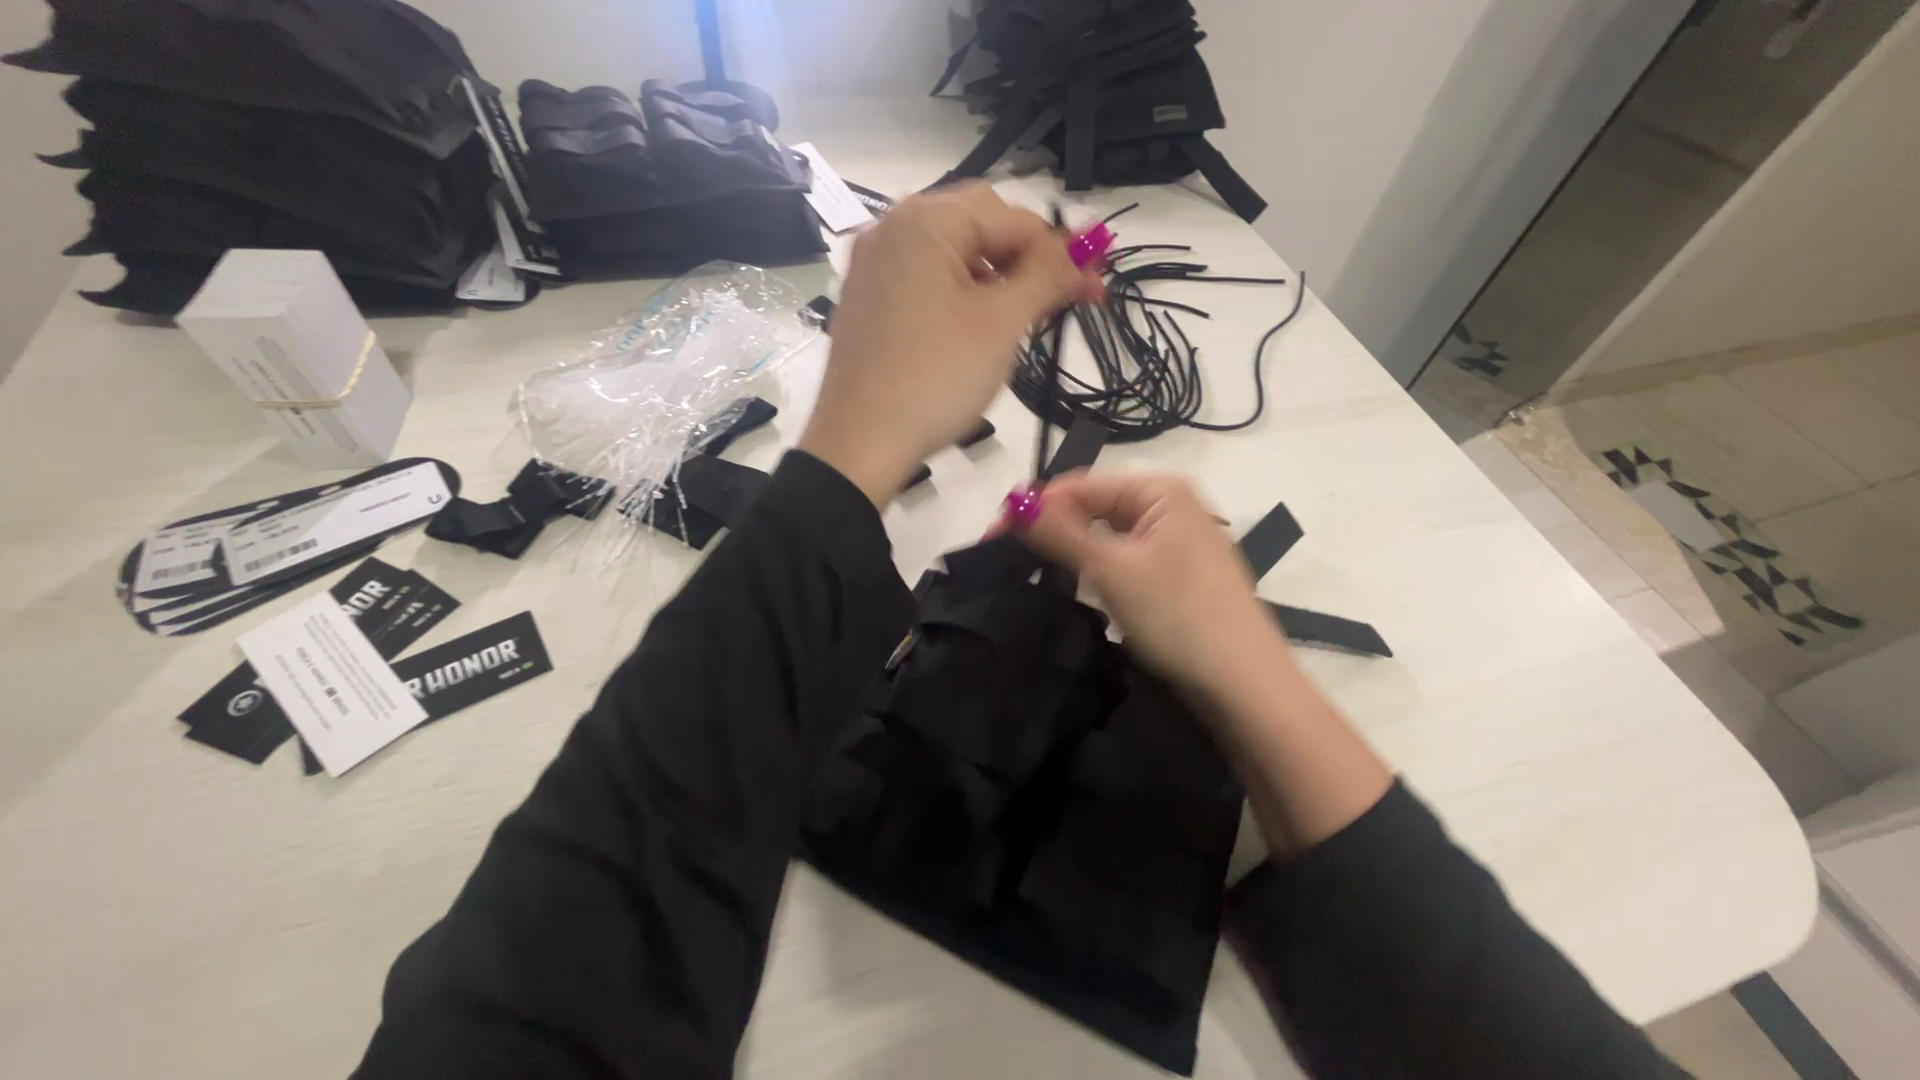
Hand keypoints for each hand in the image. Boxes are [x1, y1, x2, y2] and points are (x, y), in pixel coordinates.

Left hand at [798, 184, 1102, 505]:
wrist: (859, 443)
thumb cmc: (934, 379)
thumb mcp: (1001, 324)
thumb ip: (1048, 276)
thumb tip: (1084, 248)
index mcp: (925, 221)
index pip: (1013, 218)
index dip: (1061, 252)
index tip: (1097, 288)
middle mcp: (891, 226)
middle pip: (979, 226)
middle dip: (1026, 261)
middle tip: (1060, 304)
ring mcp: (872, 263)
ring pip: (952, 254)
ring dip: (995, 278)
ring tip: (1020, 321)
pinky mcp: (864, 298)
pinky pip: (924, 278)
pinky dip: (959, 293)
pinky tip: (975, 329)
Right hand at [1027, 470, 1393, 855]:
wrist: (1244, 686)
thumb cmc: (1179, 617)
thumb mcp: (1112, 570)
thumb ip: (1059, 532)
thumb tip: (1014, 499)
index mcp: (1160, 490)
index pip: (1079, 485)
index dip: (1032, 507)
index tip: (990, 538)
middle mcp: (1172, 506)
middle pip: (1094, 506)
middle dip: (1050, 528)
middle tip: (1006, 558)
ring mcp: (1179, 543)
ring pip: (1108, 536)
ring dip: (1072, 551)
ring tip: (1034, 573)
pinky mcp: (1179, 578)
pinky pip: (1126, 561)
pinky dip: (1098, 571)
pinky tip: (1078, 589)